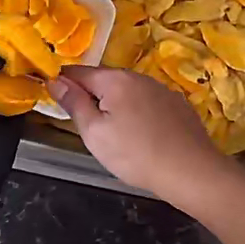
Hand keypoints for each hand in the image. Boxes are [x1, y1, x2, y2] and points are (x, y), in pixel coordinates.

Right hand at [47, 65, 243, 207]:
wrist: (190, 171)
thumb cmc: (135, 155)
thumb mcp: (94, 133)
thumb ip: (74, 104)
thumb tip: (54, 80)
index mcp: (115, 80)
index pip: (78, 72)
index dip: (64, 84)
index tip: (59, 102)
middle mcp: (139, 77)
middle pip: (105, 80)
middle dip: (92, 96)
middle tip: (88, 126)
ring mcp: (162, 89)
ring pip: (128, 91)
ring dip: (116, 105)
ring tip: (116, 134)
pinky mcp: (178, 105)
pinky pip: (148, 102)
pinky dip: (138, 113)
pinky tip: (142, 135)